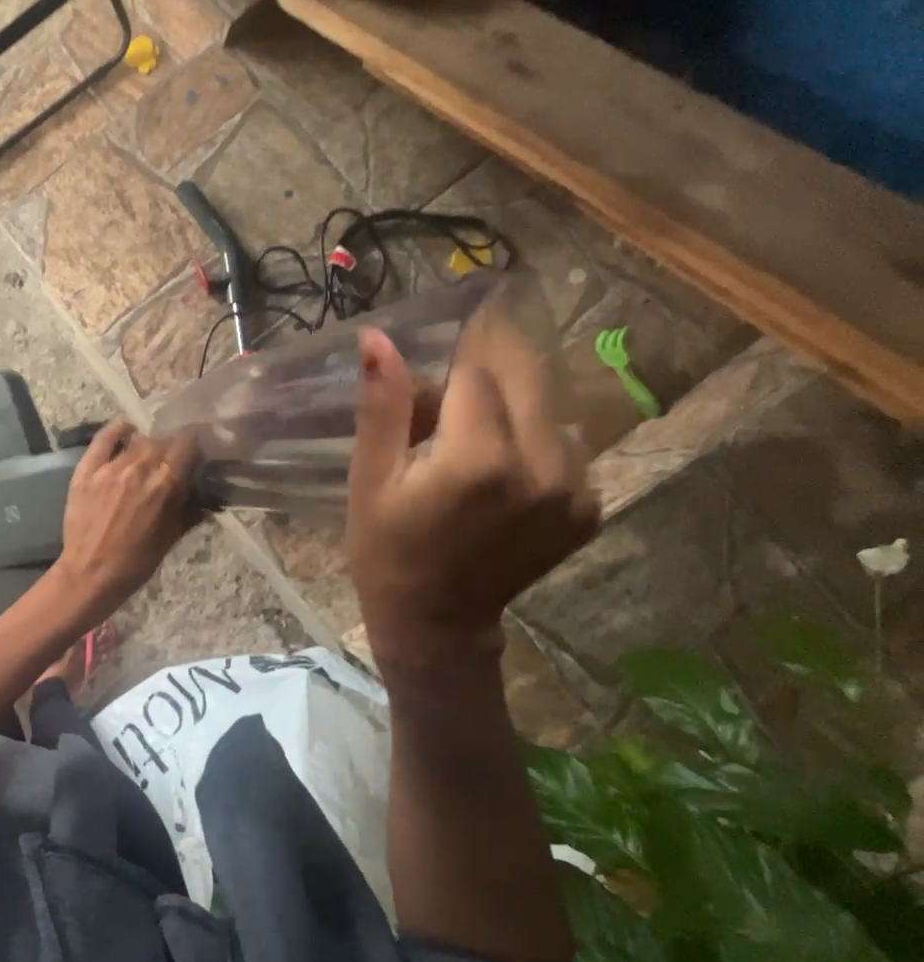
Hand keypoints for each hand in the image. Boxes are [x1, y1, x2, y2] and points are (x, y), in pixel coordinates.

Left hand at [49, 419, 200, 628]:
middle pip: (161, 441)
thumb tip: (206, 493)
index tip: (194, 456)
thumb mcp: (172, 536)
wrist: (91, 573)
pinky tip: (126, 429)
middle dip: (170, 449)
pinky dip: (116, 430)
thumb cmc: (136, 561)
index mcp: (165, 484)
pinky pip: (102, 440)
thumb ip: (190, 509)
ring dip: (146, 445)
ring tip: (148, 456)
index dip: (193, 448)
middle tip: (170, 462)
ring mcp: (110, 467)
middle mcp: (139, 468)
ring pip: (136, 441)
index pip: (187, 445)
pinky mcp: (86, 471)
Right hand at [346, 320, 598, 678]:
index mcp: (479, 459)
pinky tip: (498, 466)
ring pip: (549, 406)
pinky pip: (565, 444)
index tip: (433, 358)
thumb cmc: (385, 549)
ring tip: (469, 432)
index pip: (476, 372)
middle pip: (527, 376)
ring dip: (512, 402)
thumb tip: (378, 338)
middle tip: (456, 374)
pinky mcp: (590, 505)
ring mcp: (575, 488)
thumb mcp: (370, 479)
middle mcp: (541, 466)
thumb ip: (384, 407)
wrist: (437, 623)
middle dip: (491, 363)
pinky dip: (532, 438)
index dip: (451, 360)